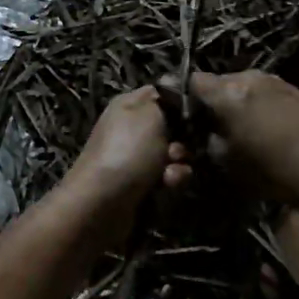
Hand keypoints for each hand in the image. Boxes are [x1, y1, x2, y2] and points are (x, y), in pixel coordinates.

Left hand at [63, 86, 190, 213]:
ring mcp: (134, 158)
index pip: (163, 96)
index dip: (181, 105)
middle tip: (176, 152)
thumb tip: (173, 97)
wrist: (102, 202)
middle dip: (182, 143)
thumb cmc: (128, 150)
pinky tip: (165, 188)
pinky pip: (165, 180)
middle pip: (172, 130)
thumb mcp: (150, 113)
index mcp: (129, 105)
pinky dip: (169, 184)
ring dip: (177, 167)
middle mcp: (131, 128)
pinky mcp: (138, 185)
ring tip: (169, 176)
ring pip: (172, 158)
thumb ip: (167, 101)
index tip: (196, 117)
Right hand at [187, 70, 298, 205]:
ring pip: (241, 84)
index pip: (193, 80)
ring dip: (236, 100)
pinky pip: (262, 89)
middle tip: (214, 125)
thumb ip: (205, 136)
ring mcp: (272, 79)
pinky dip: (256, 102)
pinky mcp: (290, 87)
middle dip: (213, 100)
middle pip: (218, 81)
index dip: (186, 96)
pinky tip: (264, 125)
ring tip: (241, 126)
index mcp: (227, 93)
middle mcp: (248, 77)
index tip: (187, 115)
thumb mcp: (225, 160)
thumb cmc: (272, 172)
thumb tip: (199, 126)